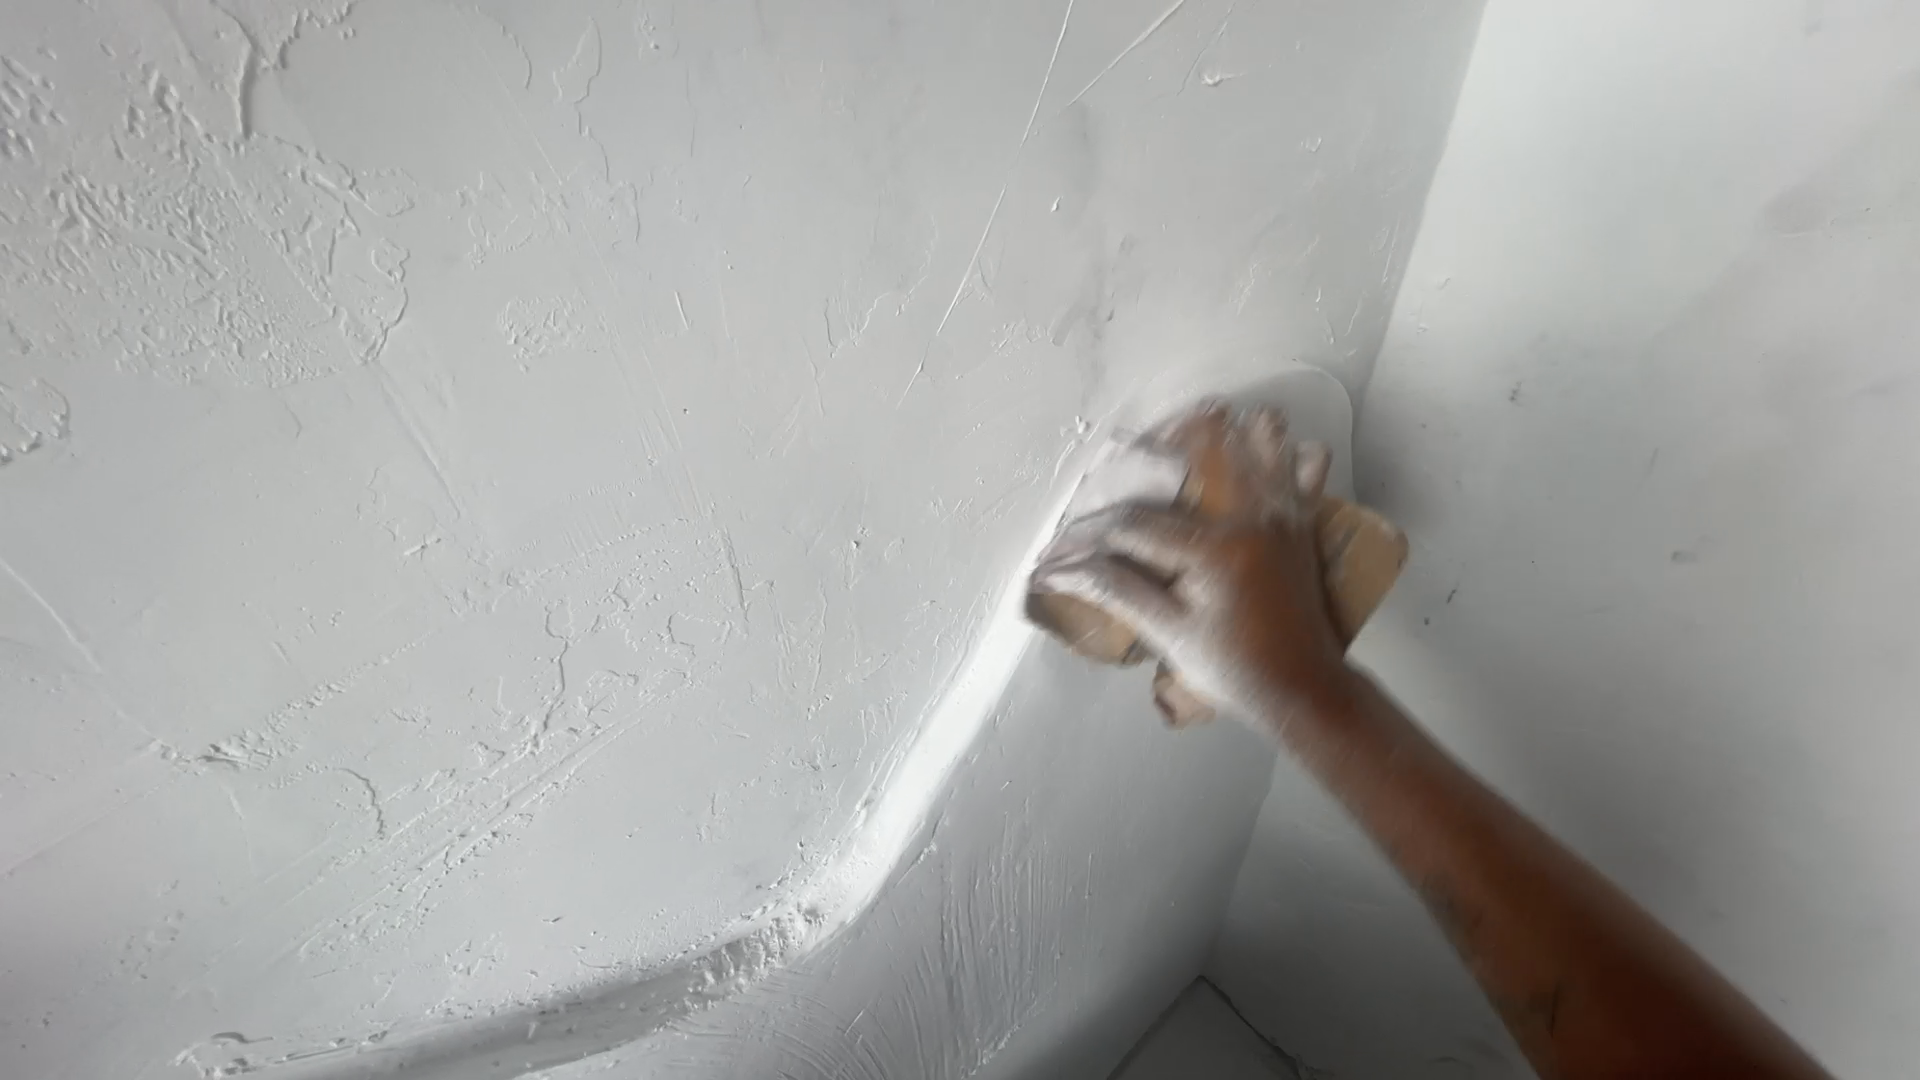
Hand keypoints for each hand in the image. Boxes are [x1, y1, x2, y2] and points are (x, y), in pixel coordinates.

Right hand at [1030, 402, 1352, 725]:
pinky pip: (1307, 477)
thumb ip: (1118, 591)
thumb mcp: (1168, 633)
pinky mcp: (1301, 530)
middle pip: (1203, 459)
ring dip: (1236, 434)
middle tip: (1128, 445)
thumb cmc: (1234, 669)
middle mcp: (1250, 522)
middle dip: (1162, 444)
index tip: (1053, 554)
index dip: (1085, 537)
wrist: (1304, 692)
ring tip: (1210, 420)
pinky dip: (1295, 460)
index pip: (1133, 526)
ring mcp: (1282, 520)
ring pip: (1265, 451)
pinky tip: (1284, 449)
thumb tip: (1062, 572)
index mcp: (1212, 550)